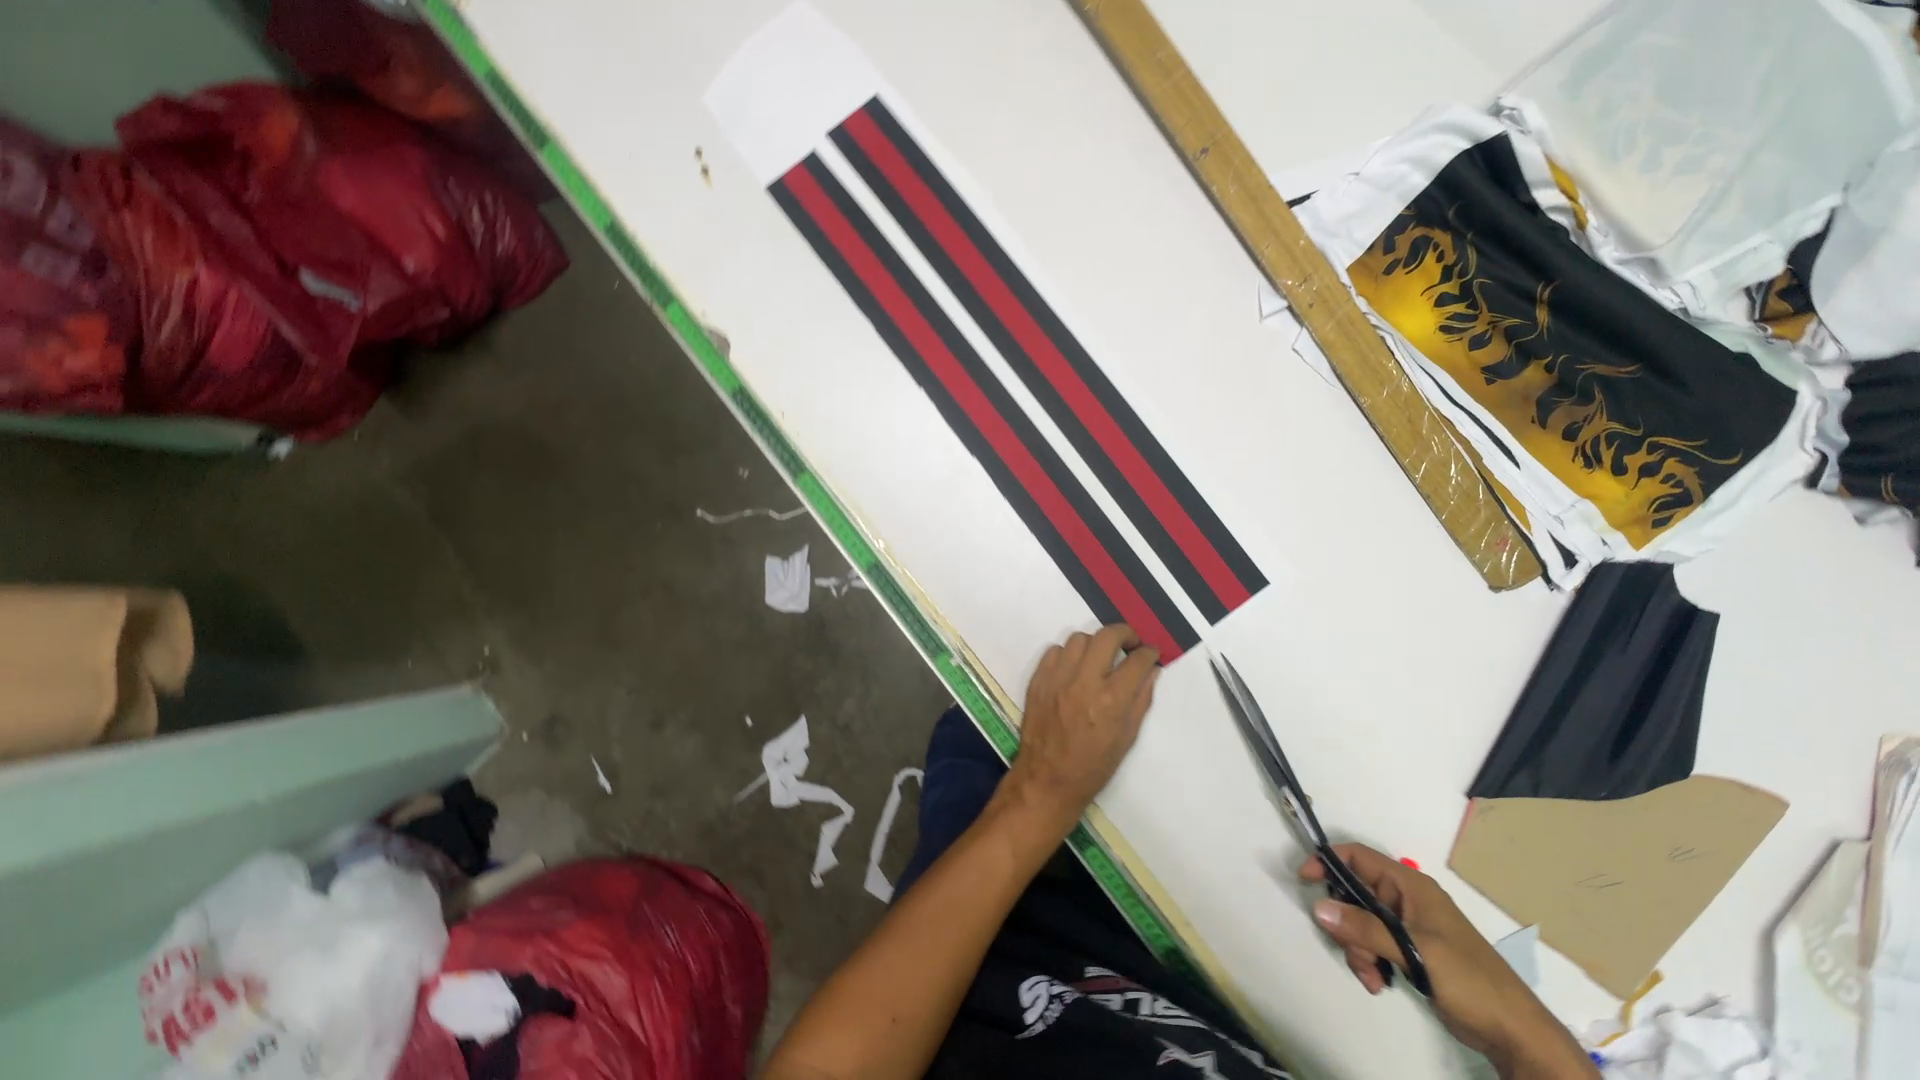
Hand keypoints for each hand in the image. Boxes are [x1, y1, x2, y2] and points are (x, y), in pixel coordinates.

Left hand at [1002, 624, 1159, 824]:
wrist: (1048, 779)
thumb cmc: (1093, 766)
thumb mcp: (1127, 737)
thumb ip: (1141, 699)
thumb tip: (1152, 669)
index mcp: (1111, 700)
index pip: (1137, 660)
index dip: (1149, 652)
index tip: (1151, 652)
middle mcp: (1084, 682)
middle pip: (1107, 636)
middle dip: (1124, 633)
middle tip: (1129, 643)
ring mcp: (1057, 679)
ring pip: (1078, 639)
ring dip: (1094, 643)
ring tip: (1099, 657)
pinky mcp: (1038, 681)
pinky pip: (1054, 651)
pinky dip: (1068, 655)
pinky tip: (1074, 668)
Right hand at [1300, 845, 1595, 1077]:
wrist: (1510, 1027)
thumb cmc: (1468, 978)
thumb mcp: (1414, 950)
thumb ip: (1365, 929)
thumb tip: (1319, 907)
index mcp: (1410, 887)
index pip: (1359, 857)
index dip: (1328, 861)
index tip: (1304, 880)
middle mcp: (1406, 901)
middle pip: (1353, 895)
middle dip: (1345, 924)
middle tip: (1352, 951)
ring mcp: (1407, 927)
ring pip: (1359, 924)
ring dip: (1357, 950)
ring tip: (1372, 977)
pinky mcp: (1409, 951)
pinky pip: (1372, 945)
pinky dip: (1368, 962)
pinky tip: (1379, 983)